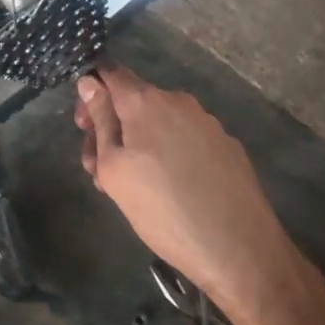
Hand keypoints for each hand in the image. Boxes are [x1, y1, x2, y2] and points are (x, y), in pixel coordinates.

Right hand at [76, 65, 324, 324]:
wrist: (240, 252)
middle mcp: (178, 101)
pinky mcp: (228, 147)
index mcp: (145, 101)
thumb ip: (100, 121)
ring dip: (140, 142)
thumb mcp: (114, 170)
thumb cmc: (163, 210)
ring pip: (160, 122)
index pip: (110, 72)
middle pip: (134, 100)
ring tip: (134, 186)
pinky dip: (170, 153)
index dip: (91, 91)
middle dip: (112, 126)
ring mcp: (207, 124)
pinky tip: (171, 189)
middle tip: (100, 167)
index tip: (84, 124)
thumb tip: (89, 82)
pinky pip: (186, 138)